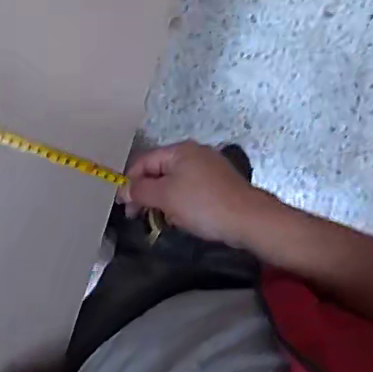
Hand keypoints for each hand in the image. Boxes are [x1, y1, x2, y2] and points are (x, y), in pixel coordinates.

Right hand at [123, 141, 287, 249]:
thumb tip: (123, 189)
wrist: (249, 220)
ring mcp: (209, 168)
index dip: (130, 182)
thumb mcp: (165, 196)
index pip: (144, 161)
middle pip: (159, 171)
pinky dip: (182, 204)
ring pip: (175, 183)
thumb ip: (140, 190)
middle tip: (138, 216)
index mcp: (179, 150)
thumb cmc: (203, 205)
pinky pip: (191, 191)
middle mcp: (194, 153)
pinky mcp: (219, 184)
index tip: (123, 205)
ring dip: (164, 201)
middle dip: (147, 193)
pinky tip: (183, 219)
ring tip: (163, 220)